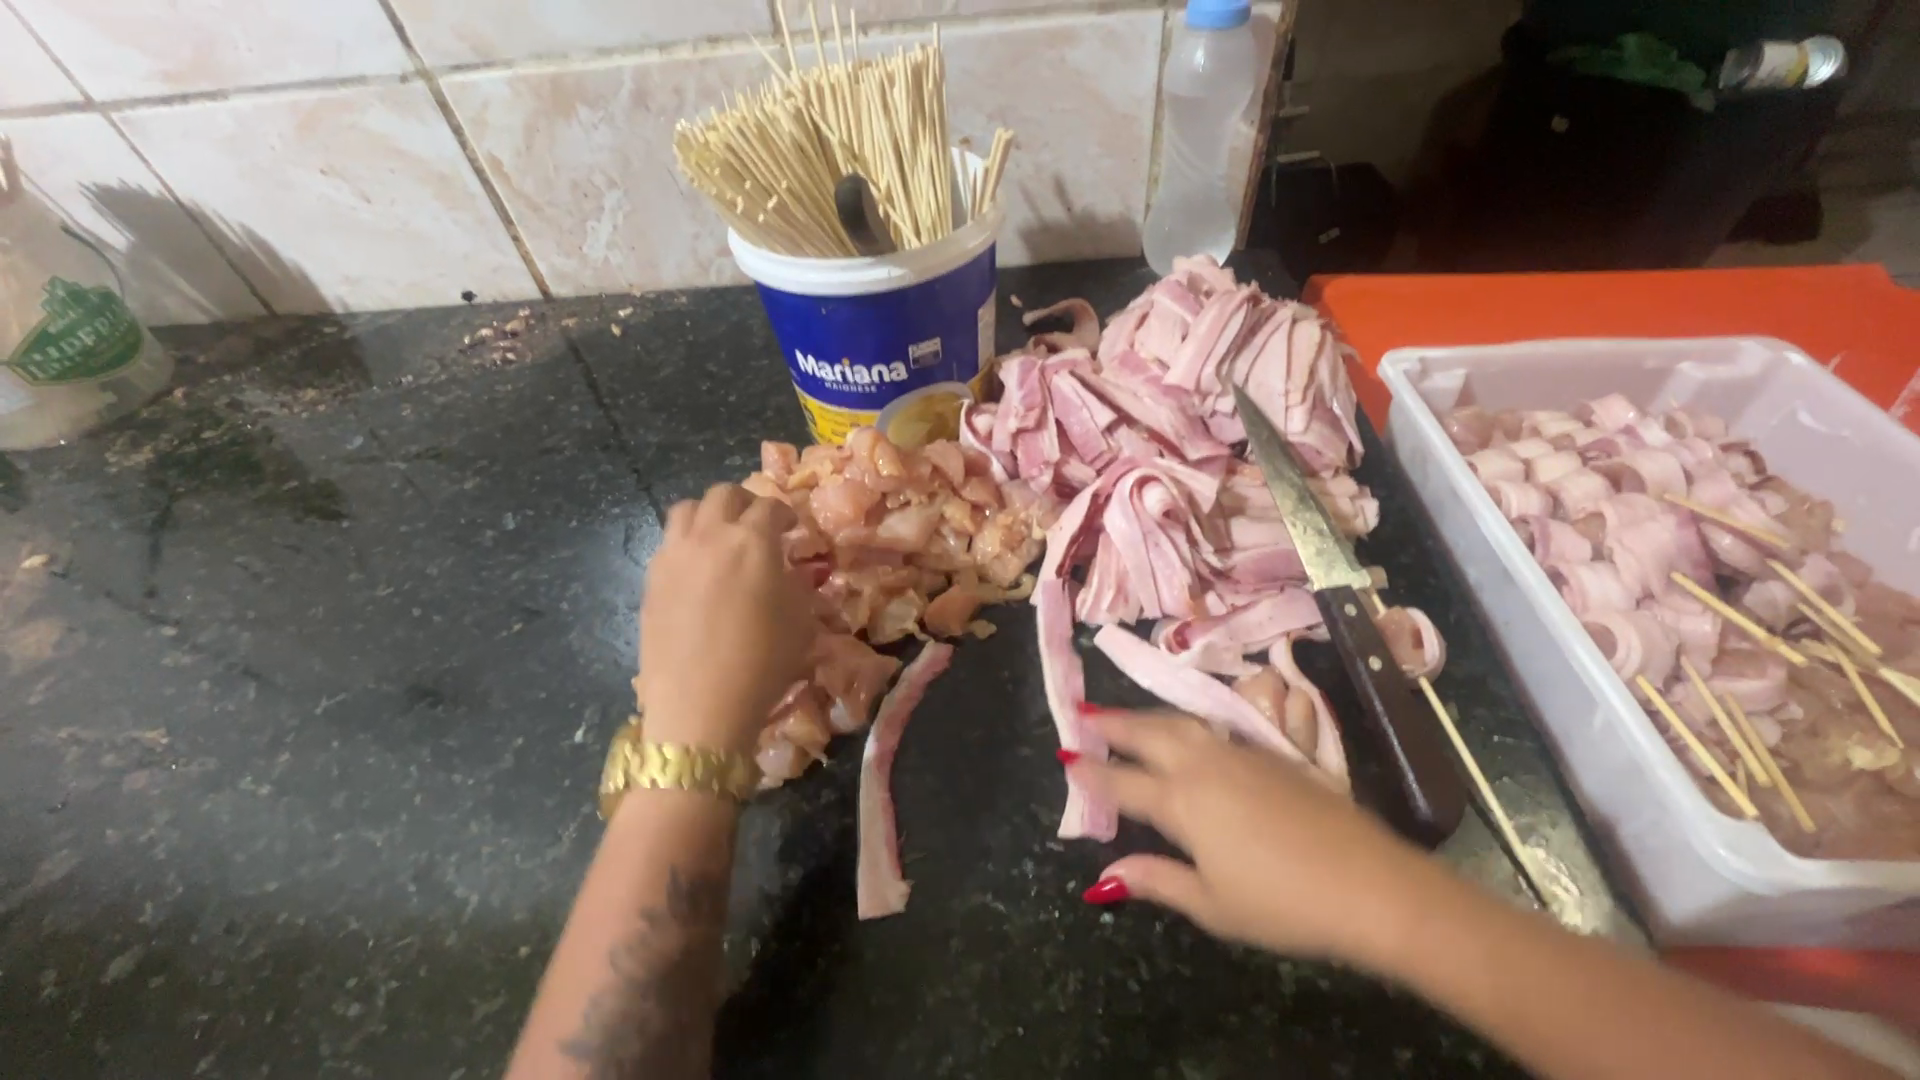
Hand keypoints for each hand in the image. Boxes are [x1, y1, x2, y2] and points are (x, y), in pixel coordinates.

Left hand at [638, 484, 814, 753]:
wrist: (700, 705)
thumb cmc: (763, 664)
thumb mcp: (802, 624)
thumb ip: (797, 587)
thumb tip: (788, 572)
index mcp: (753, 541)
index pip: (769, 507)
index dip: (784, 514)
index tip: (790, 528)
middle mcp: (709, 536)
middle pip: (723, 495)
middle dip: (745, 502)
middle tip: (757, 524)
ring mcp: (673, 555)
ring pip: (687, 509)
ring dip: (709, 514)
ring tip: (720, 538)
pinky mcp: (651, 581)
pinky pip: (669, 543)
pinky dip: (686, 543)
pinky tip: (698, 571)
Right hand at [1071, 708, 1450, 968]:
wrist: (1371, 885)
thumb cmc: (1284, 904)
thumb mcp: (1212, 905)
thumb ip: (1156, 881)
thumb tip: (1104, 878)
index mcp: (1183, 802)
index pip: (1123, 782)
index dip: (1091, 772)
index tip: (1066, 759)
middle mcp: (1205, 767)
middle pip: (1148, 733)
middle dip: (1112, 723)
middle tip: (1083, 714)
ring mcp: (1242, 755)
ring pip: (1183, 722)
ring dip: (1148, 716)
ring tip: (1126, 716)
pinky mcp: (1274, 755)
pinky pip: (1215, 727)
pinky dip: (1187, 723)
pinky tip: (1188, 731)